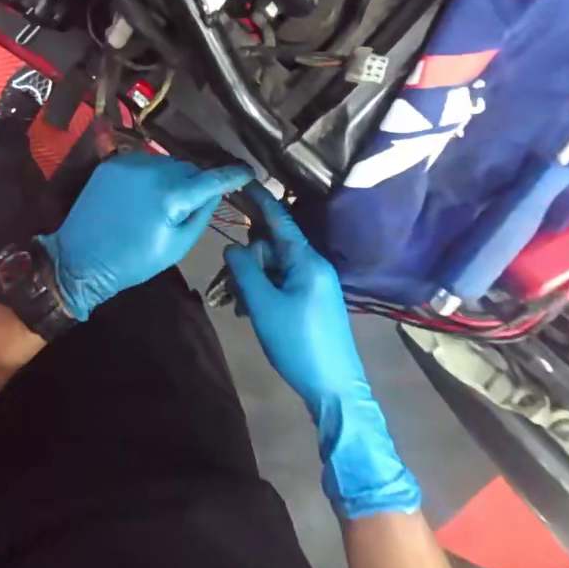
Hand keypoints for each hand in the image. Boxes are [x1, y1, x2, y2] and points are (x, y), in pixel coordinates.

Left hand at [38, 153, 251, 318]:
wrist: (81, 258)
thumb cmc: (134, 261)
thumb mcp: (177, 245)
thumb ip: (201, 214)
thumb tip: (216, 192)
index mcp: (172, 196)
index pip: (212, 178)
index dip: (234, 174)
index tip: (249, 172)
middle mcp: (153, 170)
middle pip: (189, 167)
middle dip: (197, 180)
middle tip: (194, 200)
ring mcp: (129, 163)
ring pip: (166, 162)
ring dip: (173, 176)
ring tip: (165, 199)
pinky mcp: (112, 164)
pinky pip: (144, 162)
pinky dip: (151, 174)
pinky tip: (144, 193)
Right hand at [223, 184, 419, 517]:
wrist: (335, 387)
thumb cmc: (297, 343)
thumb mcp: (263, 306)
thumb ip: (245, 271)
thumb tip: (233, 246)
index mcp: (307, 261)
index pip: (280, 221)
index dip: (261, 201)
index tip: (243, 181)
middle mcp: (315, 266)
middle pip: (274, 246)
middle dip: (250, 258)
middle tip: (234, 285)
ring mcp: (317, 284)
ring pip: (276, 267)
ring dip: (255, 279)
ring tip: (241, 306)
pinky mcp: (314, 300)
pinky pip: (284, 283)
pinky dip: (265, 291)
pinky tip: (253, 312)